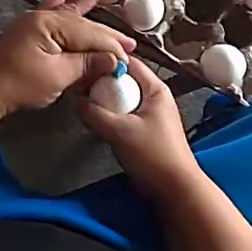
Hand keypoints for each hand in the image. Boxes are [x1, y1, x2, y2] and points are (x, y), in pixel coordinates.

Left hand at [0, 0, 134, 116]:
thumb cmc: (19, 85)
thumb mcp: (58, 76)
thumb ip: (87, 64)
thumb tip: (114, 59)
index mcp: (51, 25)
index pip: (91, 33)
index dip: (111, 46)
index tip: (127, 58)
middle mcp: (43, 18)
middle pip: (83, 23)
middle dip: (107, 33)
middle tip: (130, 41)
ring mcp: (34, 22)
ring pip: (69, 14)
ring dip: (88, 6)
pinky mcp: (27, 31)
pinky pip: (48, 12)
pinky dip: (59, 5)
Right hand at [78, 61, 203, 196]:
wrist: (174, 188)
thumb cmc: (153, 155)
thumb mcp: (119, 131)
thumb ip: (95, 113)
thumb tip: (77, 101)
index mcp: (156, 89)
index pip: (129, 63)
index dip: (107, 61)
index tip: (85, 66)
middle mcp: (155, 97)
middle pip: (125, 80)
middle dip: (103, 83)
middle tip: (81, 86)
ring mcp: (151, 113)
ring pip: (123, 98)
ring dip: (106, 101)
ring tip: (86, 104)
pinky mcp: (145, 129)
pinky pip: (125, 114)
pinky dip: (111, 116)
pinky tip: (98, 122)